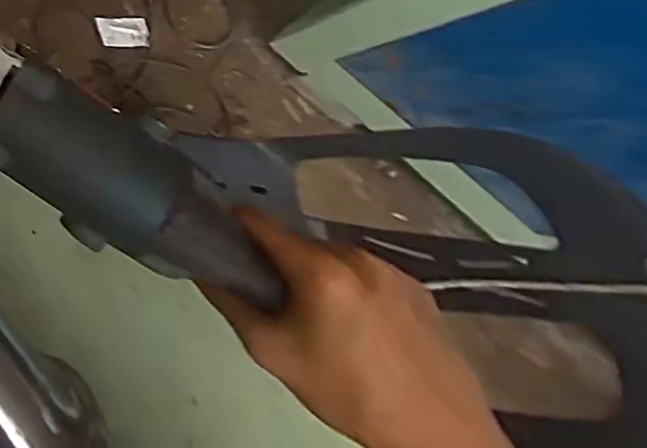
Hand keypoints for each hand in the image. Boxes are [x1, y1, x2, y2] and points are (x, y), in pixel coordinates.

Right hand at [199, 209, 509, 447]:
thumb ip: (232, 305)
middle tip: (276, 297)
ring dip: (319, 273)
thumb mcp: (275, 354)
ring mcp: (391, 269)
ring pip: (334, 256)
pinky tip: (361, 327)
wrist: (441, 439)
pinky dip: (354, 287)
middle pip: (298, 241)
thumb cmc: (351, 395)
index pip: (260, 221)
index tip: (222, 236)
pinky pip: (368, 273)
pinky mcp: (418, 288)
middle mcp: (355, 255)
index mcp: (319, 267)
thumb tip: (204, 272)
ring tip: (323, 318)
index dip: (235, 223)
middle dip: (281, 260)